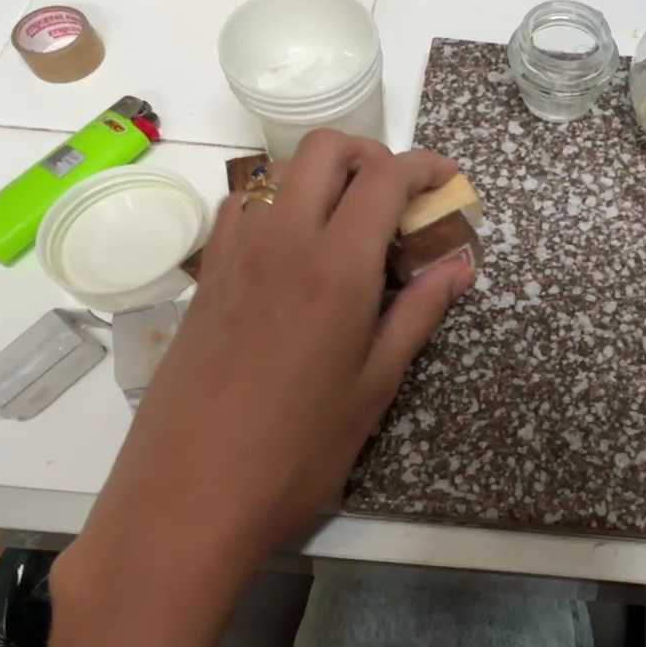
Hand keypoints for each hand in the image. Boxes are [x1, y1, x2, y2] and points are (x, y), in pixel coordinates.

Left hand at [81, 131, 474, 565]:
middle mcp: (282, 240)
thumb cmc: (299, 450)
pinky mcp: (204, 278)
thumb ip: (419, 311)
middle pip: (325, 149)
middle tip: (397, 199)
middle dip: (371, 154)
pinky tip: (290, 255)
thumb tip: (459, 263)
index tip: (447, 180)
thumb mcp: (376, 384)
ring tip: (346, 228)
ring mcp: (234, 255)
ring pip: (278, 172)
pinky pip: (241, 210)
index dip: (424, 165)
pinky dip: (276, 205)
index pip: (385, 178)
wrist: (187, 497)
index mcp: (336, 266)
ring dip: (320, 178)